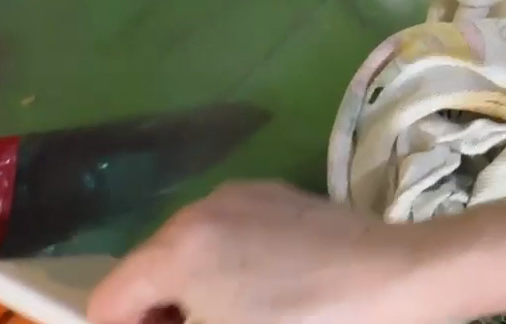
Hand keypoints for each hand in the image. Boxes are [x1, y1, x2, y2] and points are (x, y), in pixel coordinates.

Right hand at [86, 183, 443, 323]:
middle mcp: (211, 203)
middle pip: (148, 273)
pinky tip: (271, 298)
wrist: (398, 280)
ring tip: (244, 319)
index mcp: (180, 241)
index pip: (107, 301)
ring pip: (192, 256)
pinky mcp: (288, 199)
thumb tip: (180, 317)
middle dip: (162, 317)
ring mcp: (254, 194)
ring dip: (198, 297)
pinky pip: (233, 239)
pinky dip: (233, 272)